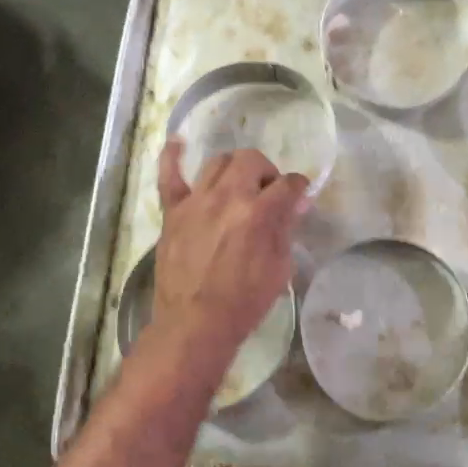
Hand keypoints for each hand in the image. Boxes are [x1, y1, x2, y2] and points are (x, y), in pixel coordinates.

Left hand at [152, 141, 308, 358]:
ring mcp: (196, 202)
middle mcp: (227, 197)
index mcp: (259, 213)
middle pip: (251, 160)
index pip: (288, 184)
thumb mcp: (279, 268)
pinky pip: (169, 176)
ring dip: (233, 169)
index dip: (298, 188)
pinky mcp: (173, 212)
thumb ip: (285, 228)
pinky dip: (172, 157)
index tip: (299, 196)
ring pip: (217, 162)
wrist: (195, 324)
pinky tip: (178, 143)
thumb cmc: (244, 302)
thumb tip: (296, 201)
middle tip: (267, 193)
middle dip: (266, 172)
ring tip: (237, 186)